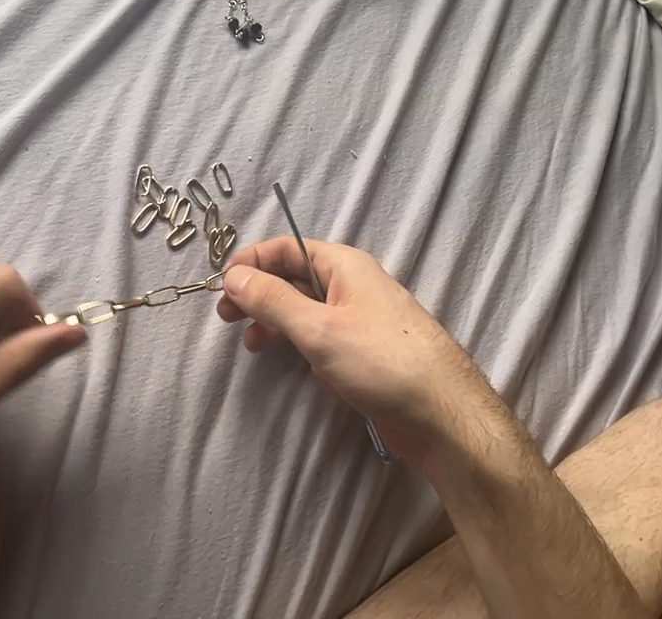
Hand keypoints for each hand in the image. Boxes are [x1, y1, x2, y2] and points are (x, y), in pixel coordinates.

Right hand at [219, 240, 647, 618]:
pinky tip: (290, 360)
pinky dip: (299, 340)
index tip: (220, 286)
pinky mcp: (365, 349)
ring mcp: (360, 316)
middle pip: (295, 276)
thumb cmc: (378, 360)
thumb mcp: (317, 328)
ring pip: (307, 307)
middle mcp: (352, 283)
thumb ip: (272, 300)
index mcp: (344, 264)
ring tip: (252, 345)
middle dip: (260, 292)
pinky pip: (322, 333)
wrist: (440, 413)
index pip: (287, 248)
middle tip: (226, 317)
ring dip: (277, 319)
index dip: (252, 262)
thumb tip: (233, 275)